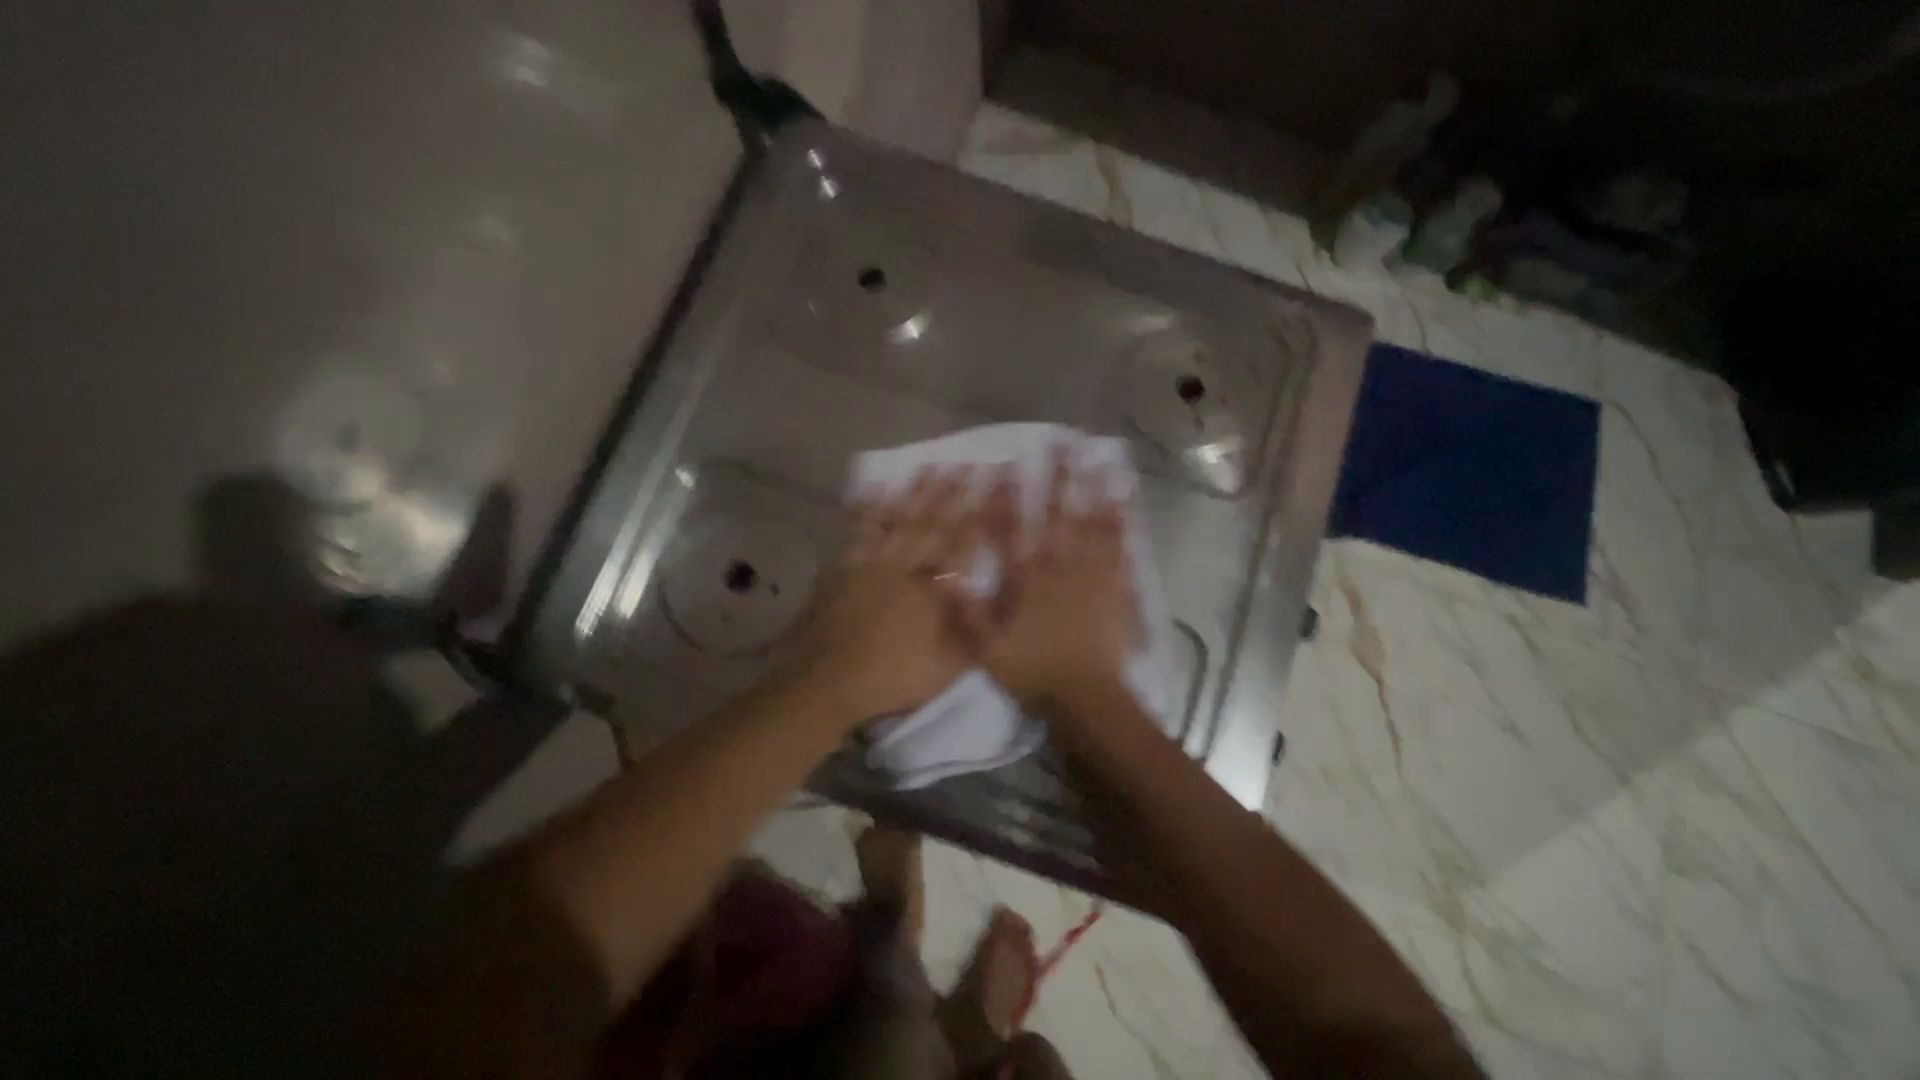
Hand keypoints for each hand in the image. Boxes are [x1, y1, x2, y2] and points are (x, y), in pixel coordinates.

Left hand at [799, 468, 980, 724]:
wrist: (827, 681)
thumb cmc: (893, 677)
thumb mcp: (950, 665)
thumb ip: (975, 629)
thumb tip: (993, 594)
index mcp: (934, 589)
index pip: (964, 541)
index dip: (982, 512)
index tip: (996, 485)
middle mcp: (905, 566)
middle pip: (933, 522)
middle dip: (954, 492)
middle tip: (970, 463)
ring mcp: (870, 562)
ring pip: (899, 519)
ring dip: (917, 491)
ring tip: (932, 465)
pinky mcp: (843, 567)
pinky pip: (860, 529)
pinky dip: (870, 507)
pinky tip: (876, 488)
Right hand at [959, 451, 1136, 709]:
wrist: (1085, 697)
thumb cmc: (1032, 672)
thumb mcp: (985, 648)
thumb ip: (966, 611)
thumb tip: (945, 574)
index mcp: (1025, 580)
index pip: (1011, 530)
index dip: (1007, 497)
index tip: (1006, 465)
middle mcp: (1058, 568)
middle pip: (1057, 515)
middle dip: (1059, 478)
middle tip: (1064, 444)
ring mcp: (1090, 576)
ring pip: (1092, 524)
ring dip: (1094, 490)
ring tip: (1099, 460)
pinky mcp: (1114, 589)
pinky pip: (1118, 549)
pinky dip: (1121, 525)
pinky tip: (1124, 504)